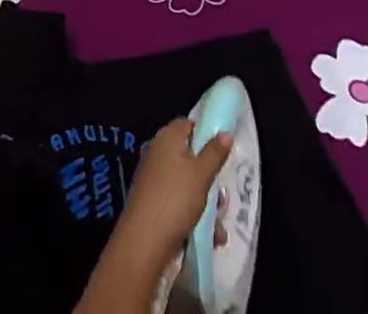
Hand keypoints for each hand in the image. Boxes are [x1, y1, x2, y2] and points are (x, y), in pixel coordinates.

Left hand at [114, 118, 232, 267]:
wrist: (142, 244)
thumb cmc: (175, 199)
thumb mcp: (202, 173)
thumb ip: (215, 152)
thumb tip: (225, 132)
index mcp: (167, 138)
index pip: (189, 124)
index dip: (206, 134)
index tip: (222, 152)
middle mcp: (157, 153)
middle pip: (190, 155)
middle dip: (210, 175)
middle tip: (222, 193)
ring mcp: (153, 179)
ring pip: (187, 182)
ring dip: (206, 201)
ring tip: (218, 223)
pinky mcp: (152, 202)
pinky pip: (179, 201)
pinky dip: (193, 214)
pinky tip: (210, 234)